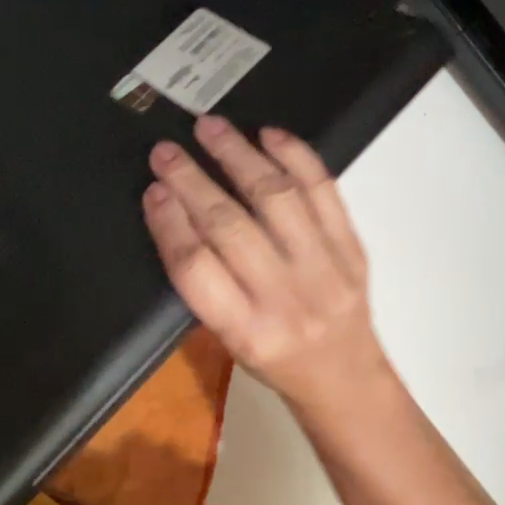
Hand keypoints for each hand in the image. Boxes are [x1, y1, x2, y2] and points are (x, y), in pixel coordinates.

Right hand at [142, 116, 379, 396]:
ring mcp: (325, 270)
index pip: (196, 269)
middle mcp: (286, 299)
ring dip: (238, 156)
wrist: (345, 377)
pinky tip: (267, 135)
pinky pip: (323, 192)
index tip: (152, 190)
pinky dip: (295, 157)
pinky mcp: (352, 248)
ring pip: (276, 199)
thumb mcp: (225, 336)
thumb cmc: (271, 359)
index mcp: (244, 330)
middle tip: (165, 150)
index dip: (169, 224)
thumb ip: (200, 280)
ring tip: (210, 128)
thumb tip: (171, 207)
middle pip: (231, 227)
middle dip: (192, 181)